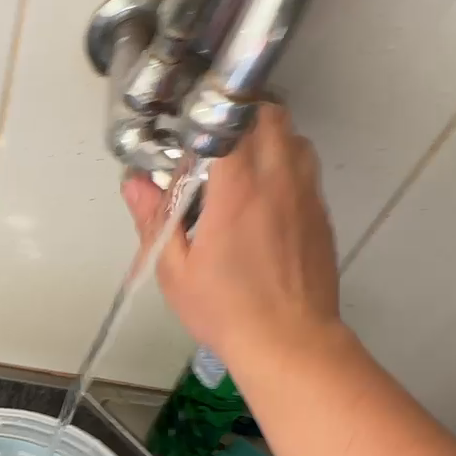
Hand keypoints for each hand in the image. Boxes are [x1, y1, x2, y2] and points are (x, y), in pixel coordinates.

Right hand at [122, 104, 341, 367]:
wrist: (288, 340)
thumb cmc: (228, 311)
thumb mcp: (175, 271)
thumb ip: (156, 220)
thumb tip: (135, 186)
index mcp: (239, 192)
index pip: (232, 121)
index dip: (208, 117)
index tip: (188, 132)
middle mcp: (279, 182)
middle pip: (270, 116)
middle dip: (240, 118)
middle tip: (212, 142)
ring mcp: (306, 195)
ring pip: (293, 137)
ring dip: (265, 139)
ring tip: (237, 169)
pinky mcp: (319, 213)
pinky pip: (305, 169)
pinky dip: (283, 167)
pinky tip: (260, 200)